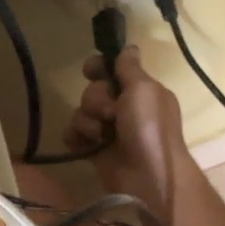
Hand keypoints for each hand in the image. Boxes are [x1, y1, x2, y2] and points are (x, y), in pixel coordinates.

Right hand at [65, 46, 188, 211]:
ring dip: (88, 121)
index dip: (99, 67)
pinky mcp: (95, 151)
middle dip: (97, 99)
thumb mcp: (144, 89)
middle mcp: (124, 108)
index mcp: (140, 91)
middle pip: (93, 90)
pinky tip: (84, 144)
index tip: (91, 70)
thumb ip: (130, 68)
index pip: (113, 69)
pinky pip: (74, 134)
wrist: (148, 177)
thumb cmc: (150, 129)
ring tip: (101, 135)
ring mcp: (108, 131)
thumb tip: (129, 48)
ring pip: (81, 112)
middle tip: (111, 114)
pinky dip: (77, 138)